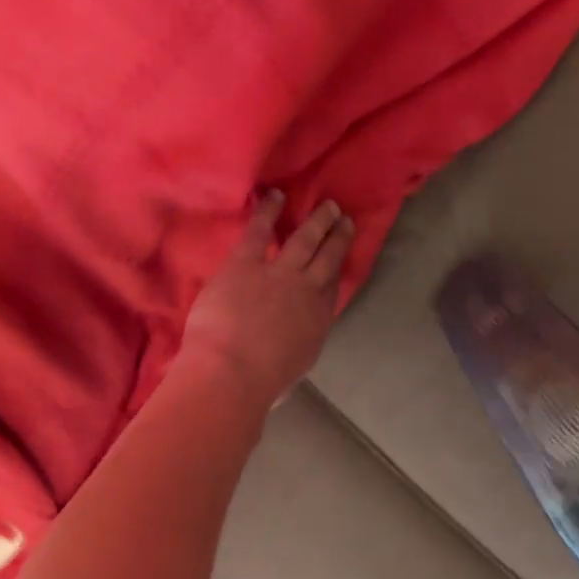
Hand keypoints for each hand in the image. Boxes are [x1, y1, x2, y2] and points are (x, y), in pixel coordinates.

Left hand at [181, 189, 354, 402]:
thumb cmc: (263, 383)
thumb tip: (289, 352)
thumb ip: (294, 351)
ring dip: (318, 221)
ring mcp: (279, 274)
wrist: (234, 371)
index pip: (332, 289)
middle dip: (337, 238)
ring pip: (305, 240)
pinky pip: (261, 231)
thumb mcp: (292, 369)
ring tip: (328, 206)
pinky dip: (269, 211)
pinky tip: (275, 195)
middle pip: (327, 259)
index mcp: (317, 323)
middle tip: (344, 220)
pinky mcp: (247, 264)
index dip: (338, 270)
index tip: (342, 258)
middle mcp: (306, 293)